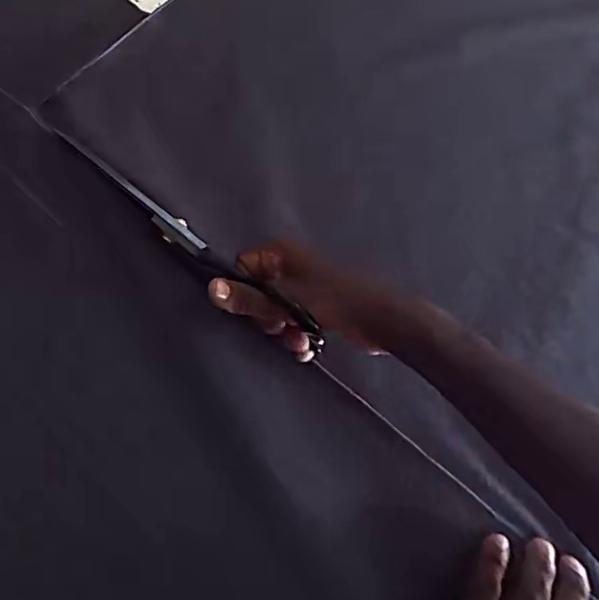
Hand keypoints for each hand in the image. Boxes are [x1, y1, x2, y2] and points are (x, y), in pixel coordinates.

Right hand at [207, 239, 435, 360]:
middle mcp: (290, 265)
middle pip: (257, 294)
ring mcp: (304, 285)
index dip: (243, 293)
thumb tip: (212, 289)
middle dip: (268, 319)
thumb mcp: (285, 302)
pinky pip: (294, 321)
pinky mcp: (318, 305)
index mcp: (280, 253)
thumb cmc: (337, 302)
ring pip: (276, 312)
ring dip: (284, 332)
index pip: (241, 269)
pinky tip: (308, 347)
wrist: (387, 322)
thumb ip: (247, 298)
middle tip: (282, 327)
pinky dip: (297, 336)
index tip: (255, 310)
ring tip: (300, 341)